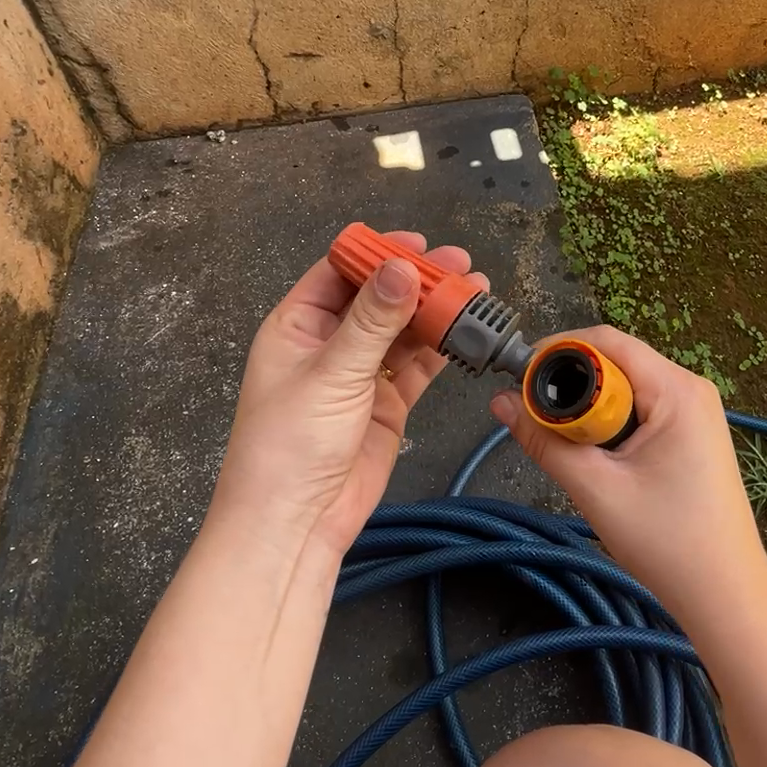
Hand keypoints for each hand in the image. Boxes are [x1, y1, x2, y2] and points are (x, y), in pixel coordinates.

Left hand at [210, 233, 485, 558]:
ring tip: (475, 291)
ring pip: (404, 329)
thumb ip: (372, 320)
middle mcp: (331, 343)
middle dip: (418, 280)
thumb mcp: (332, 374)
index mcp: (298, 325)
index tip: (418, 244)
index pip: (340, 274)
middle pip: (380, 298)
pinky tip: (465, 330)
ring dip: (436, 311)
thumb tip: (403, 268)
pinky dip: (441, 348)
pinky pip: (418, 364)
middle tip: (460, 264)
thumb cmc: (291, 444)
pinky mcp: (387, 400)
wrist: (298, 522)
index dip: (377, 254)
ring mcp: (361, 372)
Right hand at [487, 326, 766, 624]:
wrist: (726, 594)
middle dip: (574, 382)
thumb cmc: (667, 543)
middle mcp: (691, 388)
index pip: (608, 342)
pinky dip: (613, 421)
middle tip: (537, 416)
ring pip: (627, 385)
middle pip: (618, 360)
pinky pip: (643, 407)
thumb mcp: (595, 489)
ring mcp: (697, 410)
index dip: (559, 351)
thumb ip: (544, 441)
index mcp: (677, 390)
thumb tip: (501, 403)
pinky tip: (597, 451)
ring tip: (564, 438)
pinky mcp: (693, 432)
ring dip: (592, 406)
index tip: (521, 377)